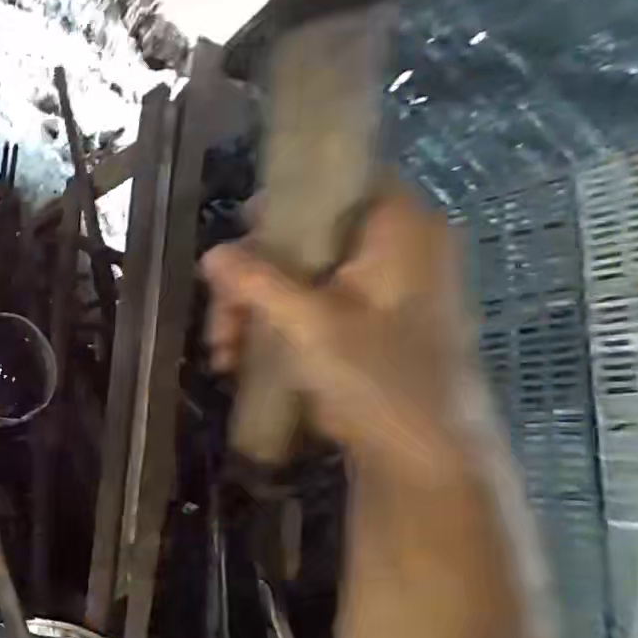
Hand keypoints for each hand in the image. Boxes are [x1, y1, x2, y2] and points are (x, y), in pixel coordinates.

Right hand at [200, 186, 483, 477]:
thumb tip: (211, 253)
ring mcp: (384, 291)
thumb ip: (257, 282)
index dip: (287, 199)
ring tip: (224, 356)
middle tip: (221, 322)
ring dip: (255, 310)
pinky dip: (277, 328)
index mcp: (401, 230)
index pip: (342, 181)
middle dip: (253, 279)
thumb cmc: (378, 378)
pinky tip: (242, 362)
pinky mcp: (370, 327)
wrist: (426, 456)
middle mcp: (397, 250)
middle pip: (309, 238)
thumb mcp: (309, 324)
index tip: (241, 233)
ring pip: (303, 277)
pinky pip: (313, 309)